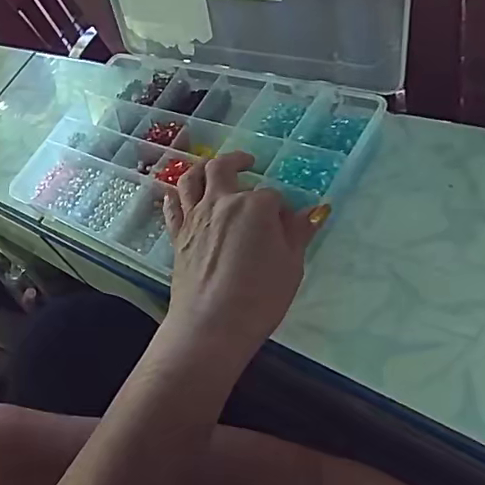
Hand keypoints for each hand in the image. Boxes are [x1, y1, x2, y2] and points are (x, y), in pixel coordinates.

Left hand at [161, 150, 324, 350]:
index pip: (272, 196)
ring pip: (191, 179)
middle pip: (224, 169)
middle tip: (248, 161)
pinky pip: (172, 207)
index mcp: (255, 206)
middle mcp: (221, 202)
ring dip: (201, 168)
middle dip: (238, 161)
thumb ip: (298, 234)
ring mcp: (194, 218)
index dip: (281, 209)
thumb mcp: (291, 265)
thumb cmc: (259, 297)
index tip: (286, 224)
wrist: (211, 323)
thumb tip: (312, 211)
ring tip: (210, 167)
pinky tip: (176, 194)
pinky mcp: (177, 236)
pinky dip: (174, 196)